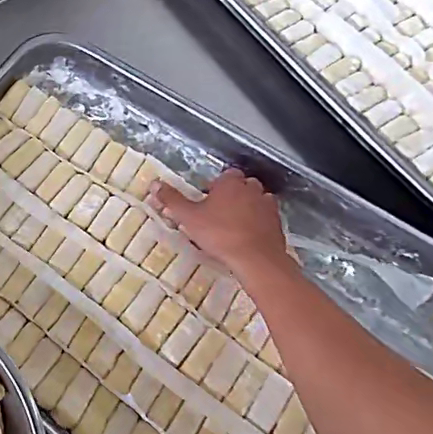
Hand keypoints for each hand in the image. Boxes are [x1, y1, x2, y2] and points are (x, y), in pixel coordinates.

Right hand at [148, 169, 290, 277]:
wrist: (256, 258)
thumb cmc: (220, 234)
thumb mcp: (189, 217)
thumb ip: (172, 200)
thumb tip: (155, 184)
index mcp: (230, 182)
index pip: (224, 175)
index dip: (216, 186)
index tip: (207, 200)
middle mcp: (252, 188)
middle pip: (242, 186)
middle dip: (232, 195)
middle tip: (218, 213)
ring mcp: (268, 205)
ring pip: (256, 200)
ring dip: (247, 208)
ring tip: (233, 225)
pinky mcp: (278, 222)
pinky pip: (266, 217)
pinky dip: (258, 223)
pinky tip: (248, 236)